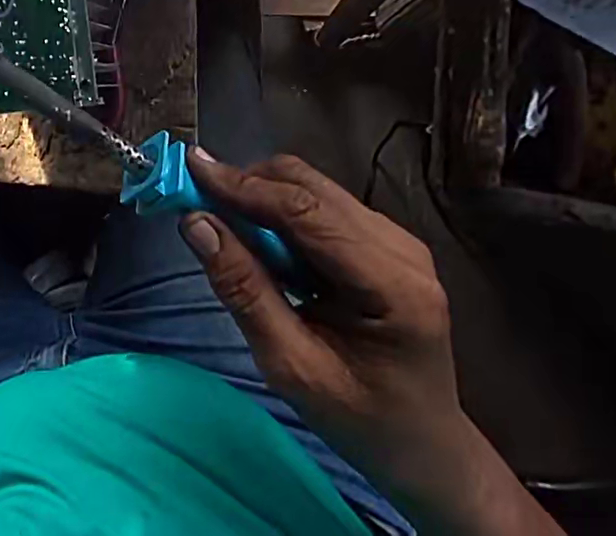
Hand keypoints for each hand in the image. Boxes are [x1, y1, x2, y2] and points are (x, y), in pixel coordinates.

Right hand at [182, 150, 560, 534]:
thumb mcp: (292, 368)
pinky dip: (280, 214)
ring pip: (314, 189)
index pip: (307, 212)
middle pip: (311, 187)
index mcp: (392, 283)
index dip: (245, 187)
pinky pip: (321, 206)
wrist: (423, 445)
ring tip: (223, 223)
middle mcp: (401, 245)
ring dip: (262, 197)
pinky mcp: (384, 240)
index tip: (192, 170)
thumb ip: (244, 291)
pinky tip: (263, 245)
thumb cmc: (360, 420)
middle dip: (248, 185)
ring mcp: (397, 238)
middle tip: (196, 198)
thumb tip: (197, 223)